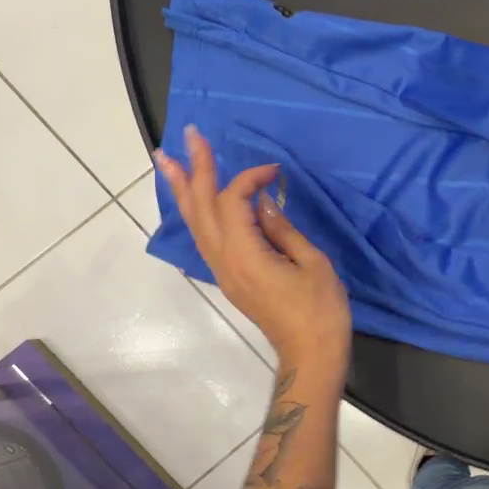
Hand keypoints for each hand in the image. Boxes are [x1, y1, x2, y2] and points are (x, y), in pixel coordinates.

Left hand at [155, 126, 350, 382]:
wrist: (312, 353)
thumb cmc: (321, 310)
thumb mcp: (313, 264)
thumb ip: (284, 231)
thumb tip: (264, 206)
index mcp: (246, 254)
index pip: (235, 202)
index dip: (250, 180)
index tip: (275, 172)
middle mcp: (224, 260)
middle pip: (202, 208)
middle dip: (195, 169)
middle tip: (189, 134)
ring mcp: (223, 272)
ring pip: (195, 223)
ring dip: (183, 190)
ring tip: (168, 161)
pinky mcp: (230, 280)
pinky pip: (204, 238)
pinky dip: (197, 213)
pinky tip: (196, 201)